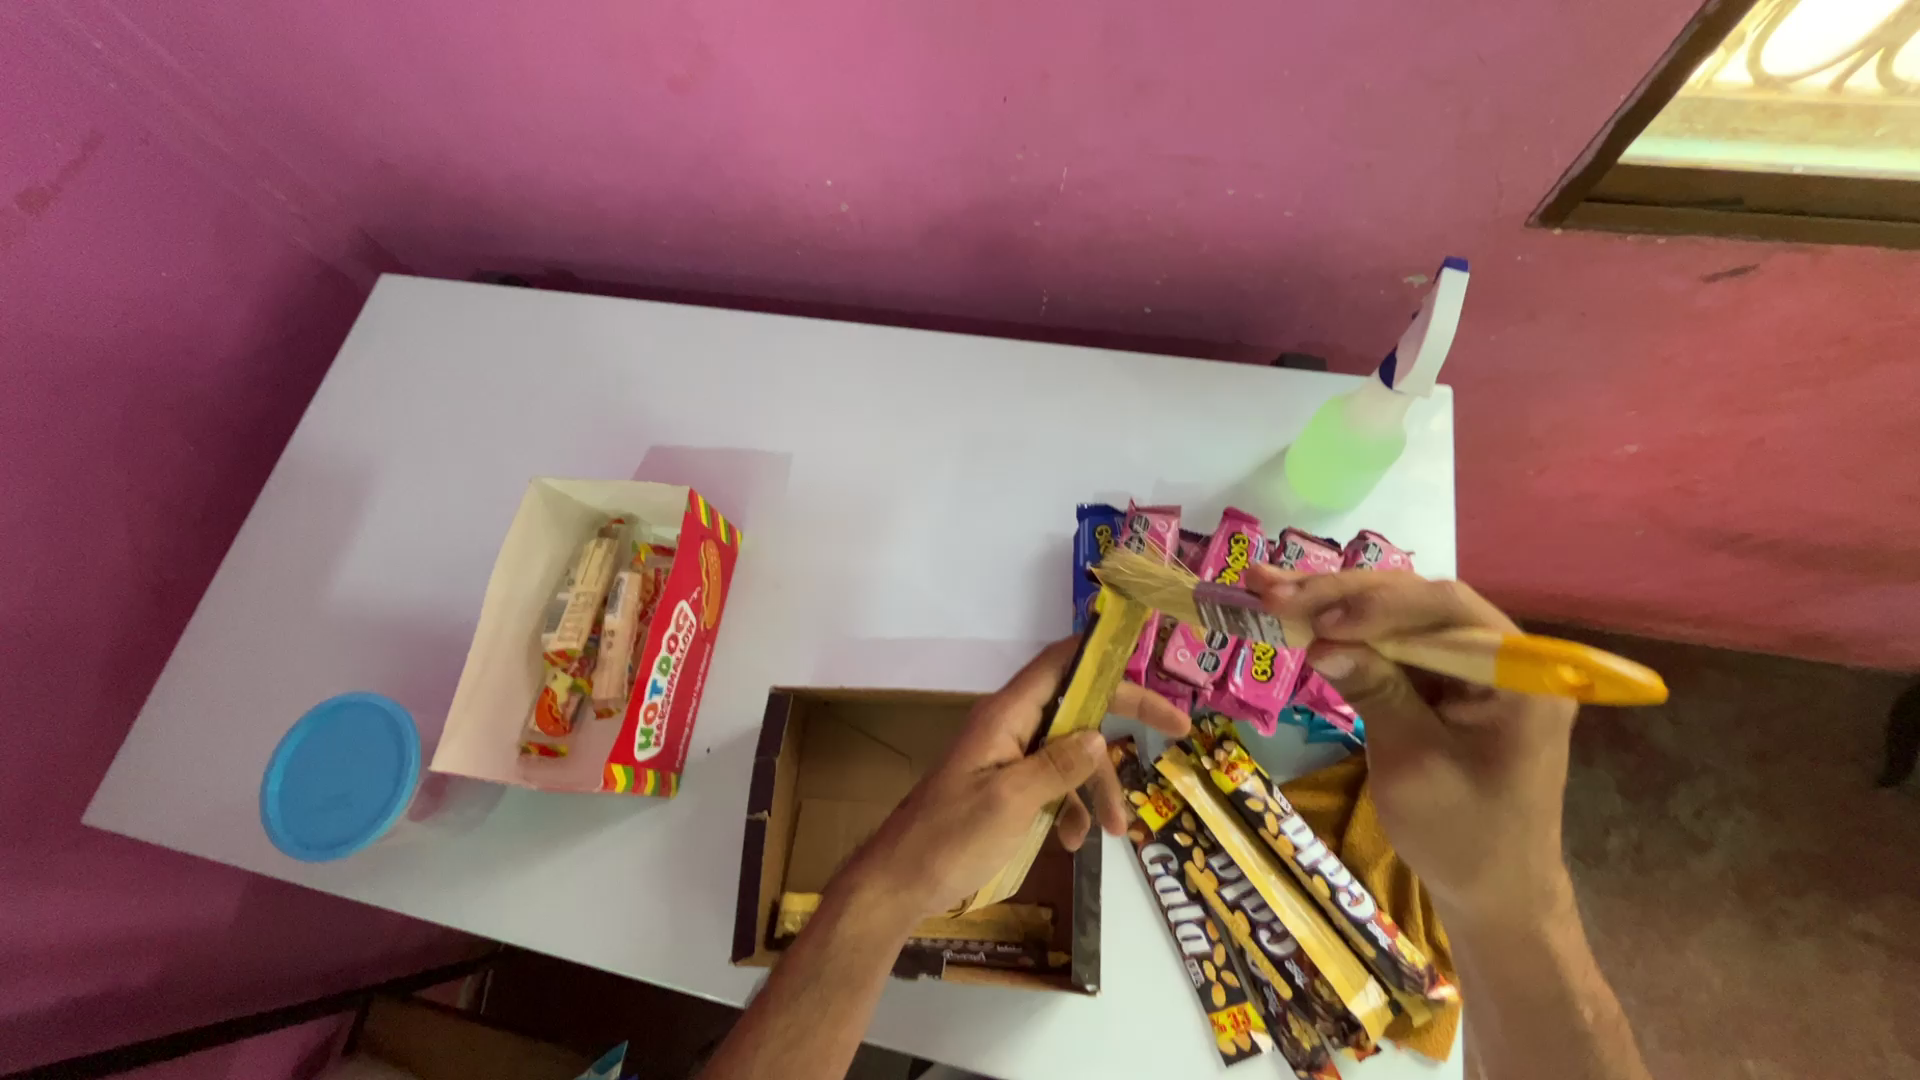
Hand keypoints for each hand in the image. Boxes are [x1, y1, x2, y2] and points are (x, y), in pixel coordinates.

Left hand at [834, 638, 1191, 921]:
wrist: (900, 880)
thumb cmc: (951, 837)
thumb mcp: (1011, 802)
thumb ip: (1058, 766)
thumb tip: (1101, 737)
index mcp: (1006, 715)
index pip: (1060, 664)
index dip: (1102, 655)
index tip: (1146, 658)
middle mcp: (1009, 726)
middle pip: (1076, 708)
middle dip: (1121, 723)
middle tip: (1175, 731)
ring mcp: (1007, 756)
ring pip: (1069, 752)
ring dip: (1096, 785)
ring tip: (1115, 831)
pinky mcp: (1005, 786)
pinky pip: (1051, 782)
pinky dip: (1069, 806)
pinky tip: (1074, 841)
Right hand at [1245, 565, 1577, 929]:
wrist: (1493, 891)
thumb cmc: (1462, 836)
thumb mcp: (1413, 764)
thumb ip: (1375, 692)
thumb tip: (1319, 641)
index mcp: (1519, 675)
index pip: (1447, 611)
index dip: (1379, 604)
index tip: (1318, 621)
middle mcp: (1499, 655)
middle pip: (1414, 602)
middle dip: (1340, 596)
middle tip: (1270, 590)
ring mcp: (1467, 665)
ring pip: (1393, 614)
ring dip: (1330, 604)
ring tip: (1268, 591)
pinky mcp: (1440, 679)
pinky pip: (1388, 640)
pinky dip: (1340, 630)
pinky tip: (1297, 615)